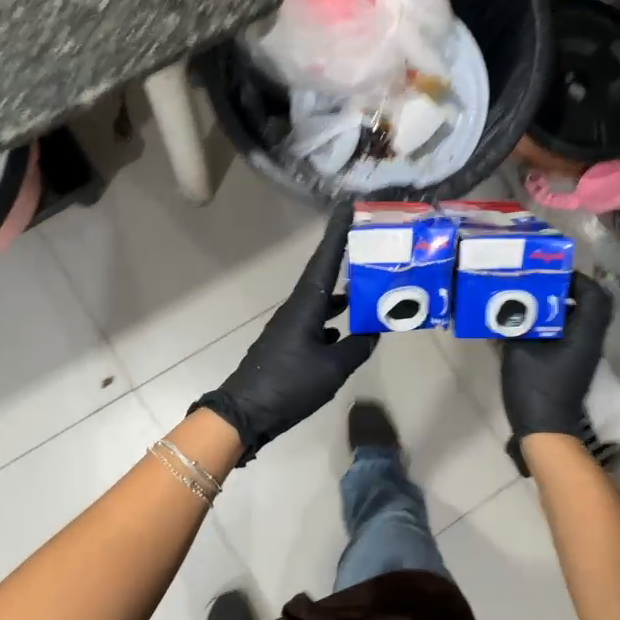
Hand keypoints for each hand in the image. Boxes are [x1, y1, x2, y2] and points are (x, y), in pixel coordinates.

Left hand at [192, 206, 375, 463]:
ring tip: (366, 289)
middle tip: (369, 245)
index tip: (348, 205)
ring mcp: (289, 329)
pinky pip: (315, 324)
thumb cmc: (290, 385)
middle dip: (344, 260)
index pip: (325, 260)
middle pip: (323, 277)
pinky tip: (346, 332)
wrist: (246, 413)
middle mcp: (296, 310)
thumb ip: (357, 347)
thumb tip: (373, 332)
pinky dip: (333, 322)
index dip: (338, 232)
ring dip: (341, 294)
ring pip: (320, 302)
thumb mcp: (333, 369)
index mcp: (305, 306)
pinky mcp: (286, 346)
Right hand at [499, 273, 612, 457]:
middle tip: (539, 282)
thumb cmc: (535, 388)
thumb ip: (515, 325)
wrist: (545, 429)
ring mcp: (583, 354)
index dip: (576, 278)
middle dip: (567, 290)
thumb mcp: (518, 352)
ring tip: (529, 299)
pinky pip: (569, 335)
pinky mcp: (572, 364)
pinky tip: (527, 324)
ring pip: (578, 320)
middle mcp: (589, 341)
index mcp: (583, 334)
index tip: (550, 271)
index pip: (593, 295)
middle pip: (589, 305)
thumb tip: (503, 306)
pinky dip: (552, 325)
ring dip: (559, 308)